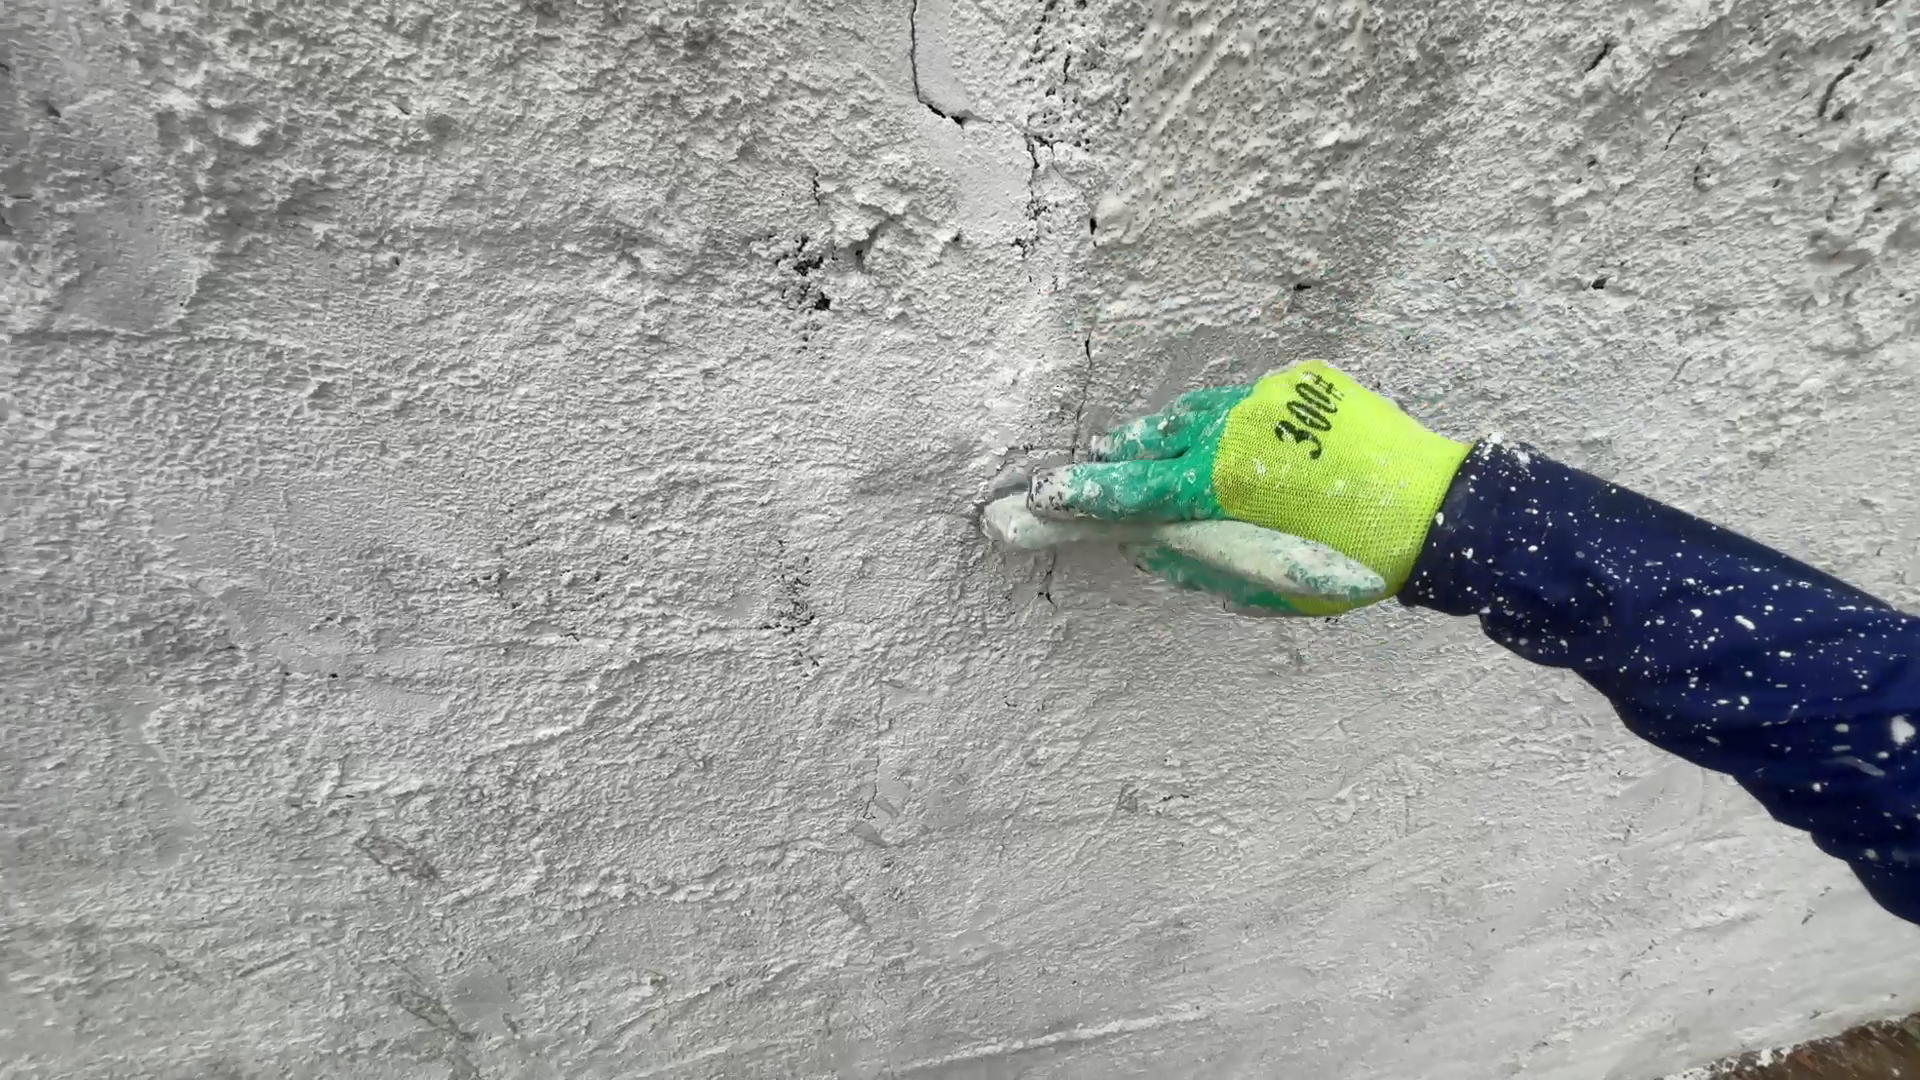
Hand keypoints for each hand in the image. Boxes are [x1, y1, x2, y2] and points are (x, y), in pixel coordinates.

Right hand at [1028, 361, 1468, 614]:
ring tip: (1162, 448)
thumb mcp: (1267, 587)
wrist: (1443, 511)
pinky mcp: (1301, 380)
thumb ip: (1196, 562)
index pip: (1135, 488)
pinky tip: (1242, 442)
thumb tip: (1144, 544)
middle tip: (1105, 460)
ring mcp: (1271, 396)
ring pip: (1194, 410)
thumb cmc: (1353, 561)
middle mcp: (1240, 428)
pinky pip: (1244, 400)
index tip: (1045, 492)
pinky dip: (1230, 422)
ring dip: (1172, 433)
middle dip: (1126, 452)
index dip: (1087, 492)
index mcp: (1229, 483)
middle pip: (1156, 435)